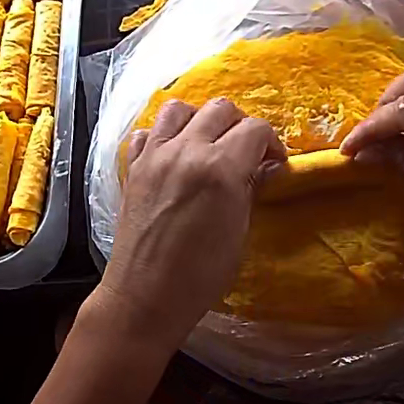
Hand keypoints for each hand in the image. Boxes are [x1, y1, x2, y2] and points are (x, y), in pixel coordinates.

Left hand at [101, 98, 285, 347]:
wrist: (144, 295)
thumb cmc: (200, 276)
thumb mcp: (238, 232)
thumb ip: (249, 190)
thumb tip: (260, 168)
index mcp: (219, 168)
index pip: (255, 129)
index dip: (271, 144)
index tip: (272, 163)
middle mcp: (184, 151)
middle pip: (220, 109)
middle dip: (239, 125)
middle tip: (243, 152)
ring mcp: (153, 157)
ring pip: (178, 108)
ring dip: (198, 119)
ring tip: (206, 143)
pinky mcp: (132, 169)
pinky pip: (146, 133)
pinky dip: (161, 136)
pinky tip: (171, 155)